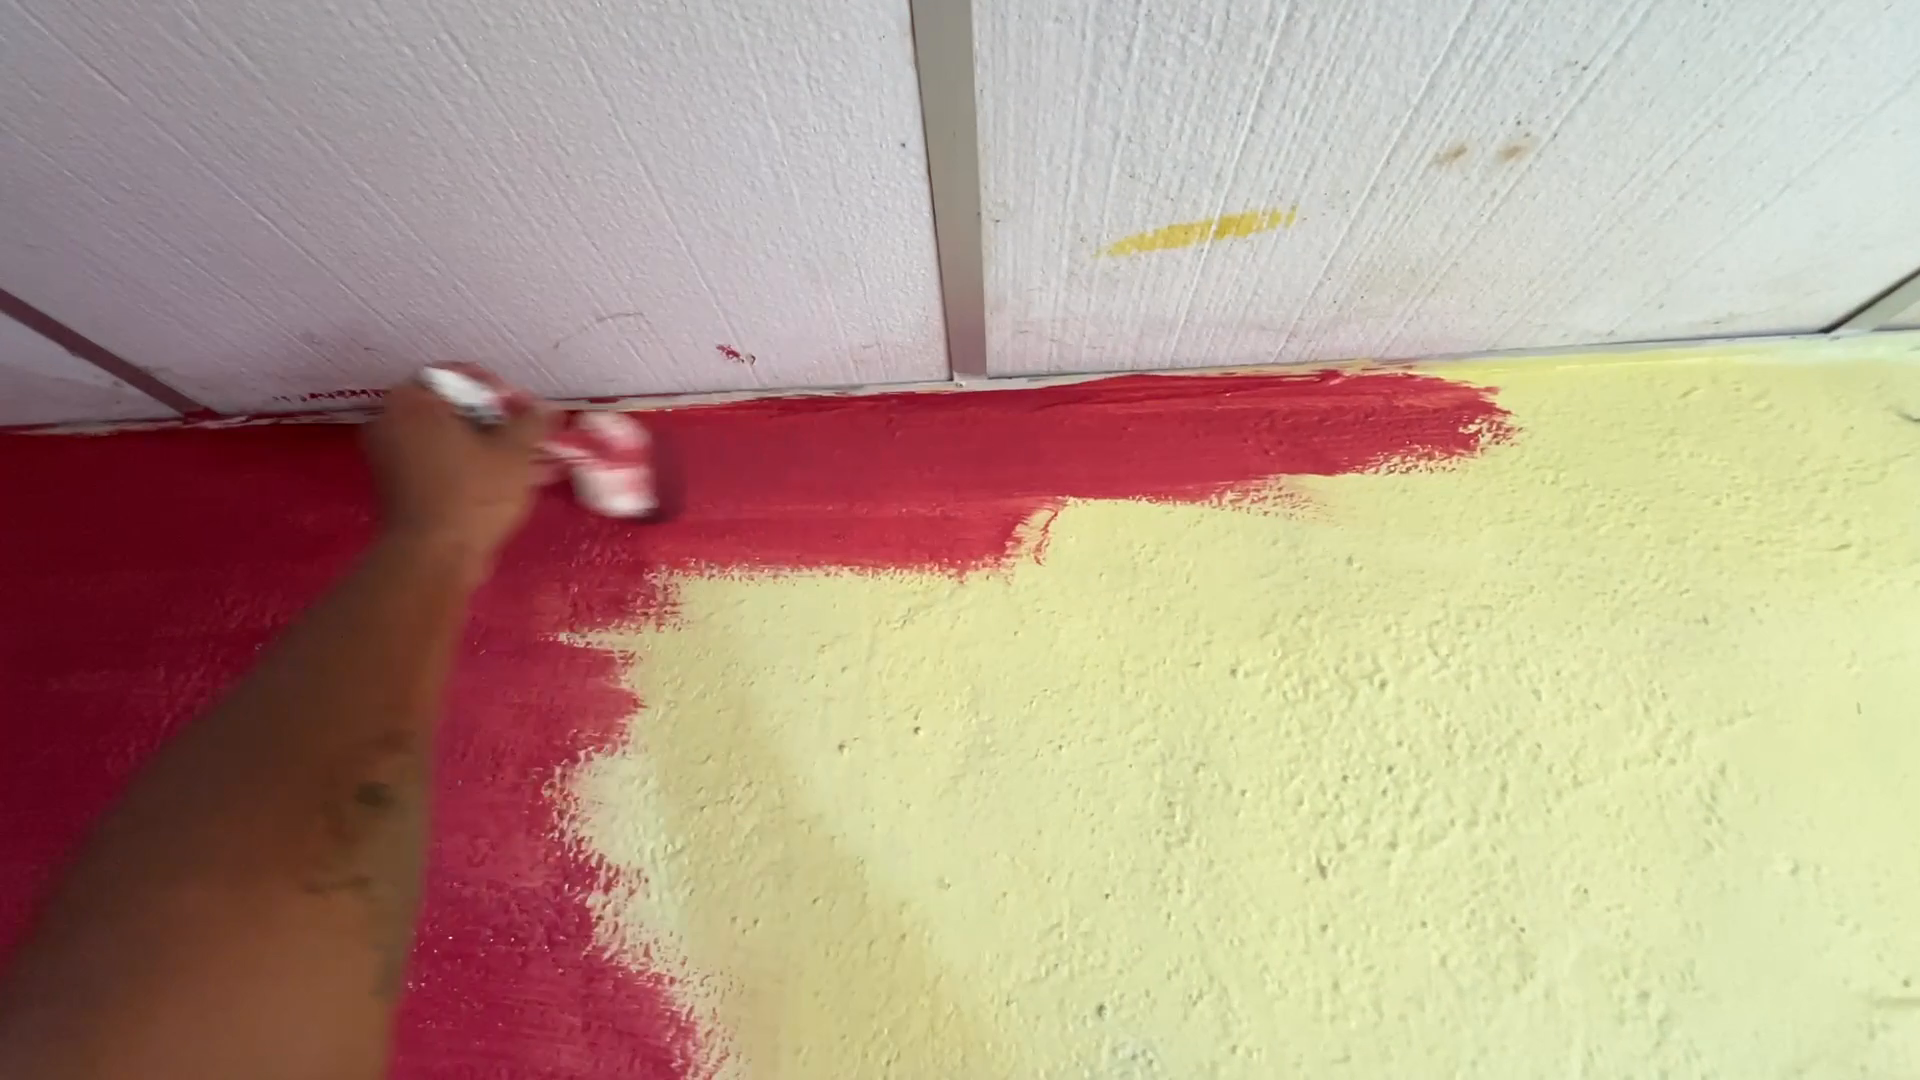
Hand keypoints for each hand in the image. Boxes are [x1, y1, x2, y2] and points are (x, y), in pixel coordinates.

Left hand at [360, 375, 554, 566]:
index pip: (460, 377)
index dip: (500, 391)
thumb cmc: (475, 494)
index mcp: (413, 401)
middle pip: (454, 408)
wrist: (436, 554)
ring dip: (488, 444)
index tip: (527, 412)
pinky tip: (507, 479)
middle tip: (530, 436)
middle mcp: (391, 420)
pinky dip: (471, 464)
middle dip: (497, 421)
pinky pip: (441, 461)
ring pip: (449, 437)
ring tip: (528, 461)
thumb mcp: (516, 452)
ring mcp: (390, 454)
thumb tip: (546, 408)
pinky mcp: (399, 483)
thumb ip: (532, 422)